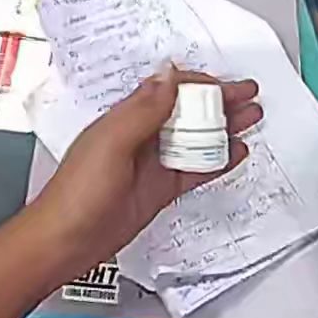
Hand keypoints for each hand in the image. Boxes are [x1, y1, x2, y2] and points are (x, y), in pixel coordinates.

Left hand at [31, 68, 260, 276]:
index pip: (169, 90)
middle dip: (219, 102)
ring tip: (251, 119)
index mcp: (126, 117)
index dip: (199, 85)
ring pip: (196, 138)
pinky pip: (195, 169)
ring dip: (223, 128)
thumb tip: (168, 75)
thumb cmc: (77, 192)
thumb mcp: (110, 143)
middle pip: (187, 111)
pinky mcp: (160, 188)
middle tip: (249, 96)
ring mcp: (152, 163)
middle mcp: (141, 136)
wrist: (66, 241)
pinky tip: (236, 154)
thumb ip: (142, 110)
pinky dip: (217, 160)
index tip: (226, 85)